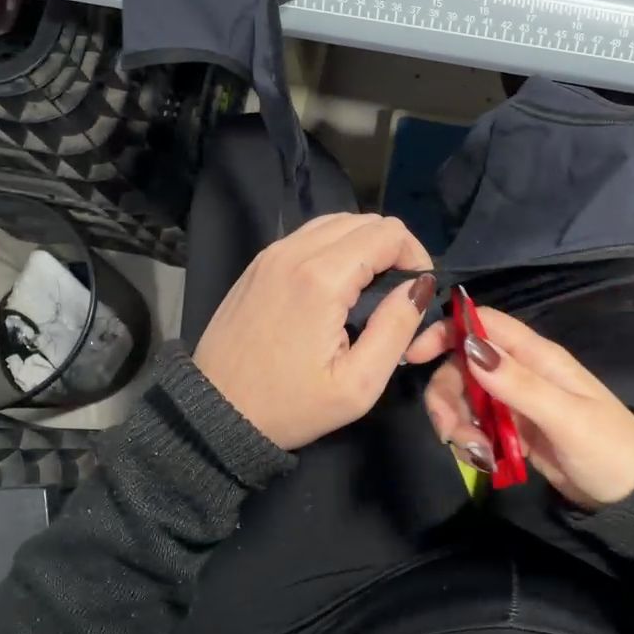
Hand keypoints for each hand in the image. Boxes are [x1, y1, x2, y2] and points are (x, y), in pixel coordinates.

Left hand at [194, 213, 436, 448]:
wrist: (214, 413)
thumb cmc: (290, 405)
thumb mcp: (358, 385)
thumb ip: (396, 328)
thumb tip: (419, 286)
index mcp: (322, 278)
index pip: (388, 233)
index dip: (416, 256)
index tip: (417, 291)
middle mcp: (295, 252)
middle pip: (364, 220)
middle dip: (392, 249)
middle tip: (397, 293)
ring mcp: (272, 253)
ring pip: (336, 222)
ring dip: (364, 246)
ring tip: (370, 289)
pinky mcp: (258, 263)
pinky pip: (309, 236)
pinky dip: (335, 248)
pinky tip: (337, 286)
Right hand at [408, 307, 633, 509]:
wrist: (631, 494)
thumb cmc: (607, 447)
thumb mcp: (565, 416)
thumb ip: (519, 383)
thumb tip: (471, 346)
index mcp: (536, 356)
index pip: (482, 324)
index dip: (445, 331)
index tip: (415, 356)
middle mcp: (520, 372)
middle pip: (462, 366)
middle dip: (447, 397)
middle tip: (453, 436)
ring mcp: (513, 402)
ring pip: (463, 398)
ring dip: (457, 426)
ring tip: (478, 456)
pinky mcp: (511, 430)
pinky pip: (475, 425)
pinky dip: (470, 442)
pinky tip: (485, 462)